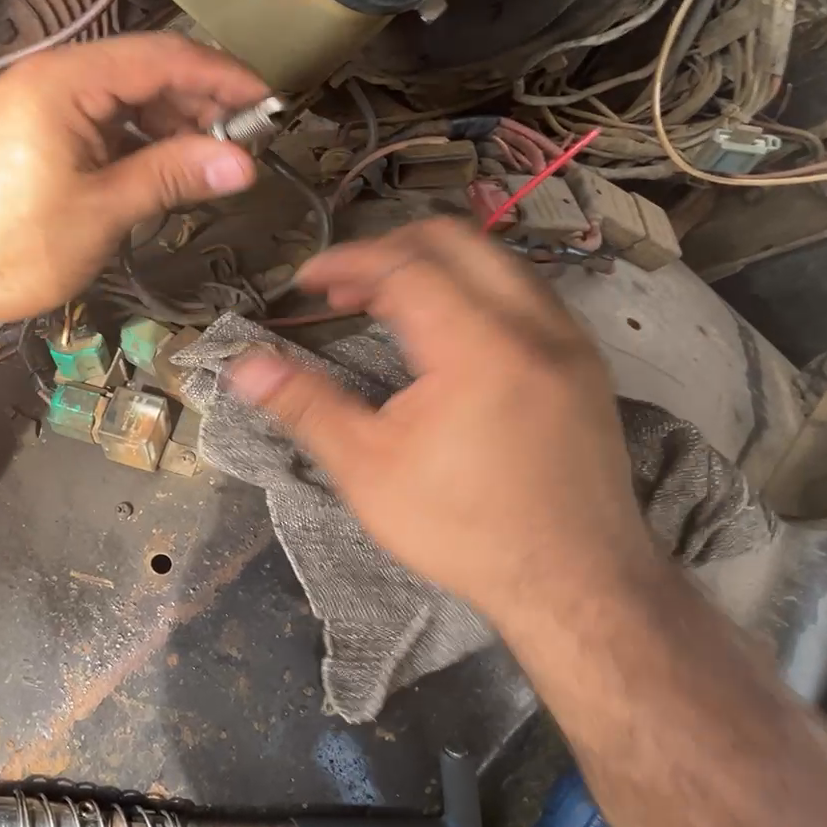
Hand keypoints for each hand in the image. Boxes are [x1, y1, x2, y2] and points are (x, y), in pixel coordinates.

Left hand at [0, 33, 267, 329]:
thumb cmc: (9, 247)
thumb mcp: (100, 212)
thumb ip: (171, 176)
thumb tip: (244, 162)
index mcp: (61, 81)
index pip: (161, 55)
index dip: (222, 76)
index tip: (268, 102)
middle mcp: (42, 80)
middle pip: (138, 74)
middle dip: (193, 105)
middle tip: (237, 146)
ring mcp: (27, 108)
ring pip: (113, 102)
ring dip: (160, 128)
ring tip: (199, 167)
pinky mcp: (20, 138)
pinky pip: (86, 125)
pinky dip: (124, 145)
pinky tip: (151, 173)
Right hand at [224, 219, 661, 620]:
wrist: (581, 586)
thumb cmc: (462, 527)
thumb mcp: (364, 468)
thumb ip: (303, 404)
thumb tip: (242, 366)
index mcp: (478, 346)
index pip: (405, 265)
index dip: (346, 262)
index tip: (303, 282)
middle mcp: (534, 326)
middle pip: (457, 240)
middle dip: (388, 249)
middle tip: (340, 287)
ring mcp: (569, 343)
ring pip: (496, 261)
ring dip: (430, 267)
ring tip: (379, 306)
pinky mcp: (584, 366)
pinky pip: (521, 293)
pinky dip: (469, 290)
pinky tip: (438, 335)